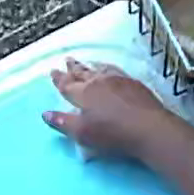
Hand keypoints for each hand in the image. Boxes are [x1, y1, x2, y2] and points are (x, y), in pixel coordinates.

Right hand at [42, 57, 185, 155]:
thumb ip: (63, 123)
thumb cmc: (112, 133)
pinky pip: (115, 70)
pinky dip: (107, 67)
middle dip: (72, 68)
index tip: (52, 72)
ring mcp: (117, 79)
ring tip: (85, 62)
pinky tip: (109, 69)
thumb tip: (45, 114)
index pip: (66, 85)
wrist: (148, 128)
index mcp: (83, 93)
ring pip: (99, 69)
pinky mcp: (133, 82)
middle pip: (82, 73)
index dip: (59, 79)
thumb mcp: (83, 133)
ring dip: (89, 66)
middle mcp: (98, 81)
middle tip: (66, 61)